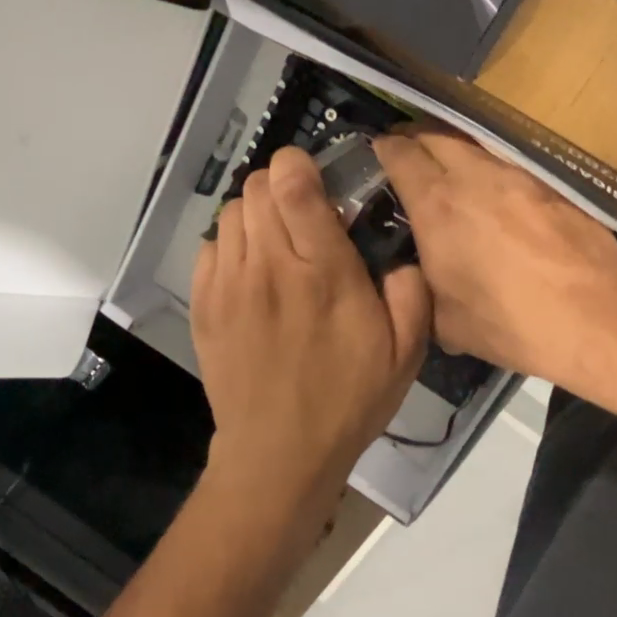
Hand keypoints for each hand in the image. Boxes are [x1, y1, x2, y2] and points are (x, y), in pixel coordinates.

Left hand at [192, 146, 431, 495]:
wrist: (277, 454)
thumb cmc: (347, 401)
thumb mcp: (405, 353)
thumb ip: (412, 293)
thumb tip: (402, 256)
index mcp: (323, 271)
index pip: (294, 185)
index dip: (299, 162)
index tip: (315, 173)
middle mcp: (270, 266)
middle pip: (258, 187)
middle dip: (281, 184)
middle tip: (303, 210)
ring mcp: (229, 284)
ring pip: (232, 211)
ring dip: (256, 211)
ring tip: (276, 237)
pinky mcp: (204, 305)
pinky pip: (208, 244)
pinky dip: (229, 241)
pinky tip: (249, 266)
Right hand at [373, 129, 616, 380]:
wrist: (597, 316)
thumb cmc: (511, 323)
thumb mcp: (446, 322)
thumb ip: (421, 288)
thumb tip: (419, 277)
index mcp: (437, 204)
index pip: (399, 153)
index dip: (382, 149)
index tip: (374, 155)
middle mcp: (473, 176)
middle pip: (435, 135)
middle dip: (414, 140)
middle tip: (405, 158)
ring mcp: (516, 175)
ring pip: (473, 147)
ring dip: (453, 153)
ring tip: (447, 178)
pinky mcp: (549, 185)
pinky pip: (505, 165)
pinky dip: (487, 171)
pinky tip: (491, 199)